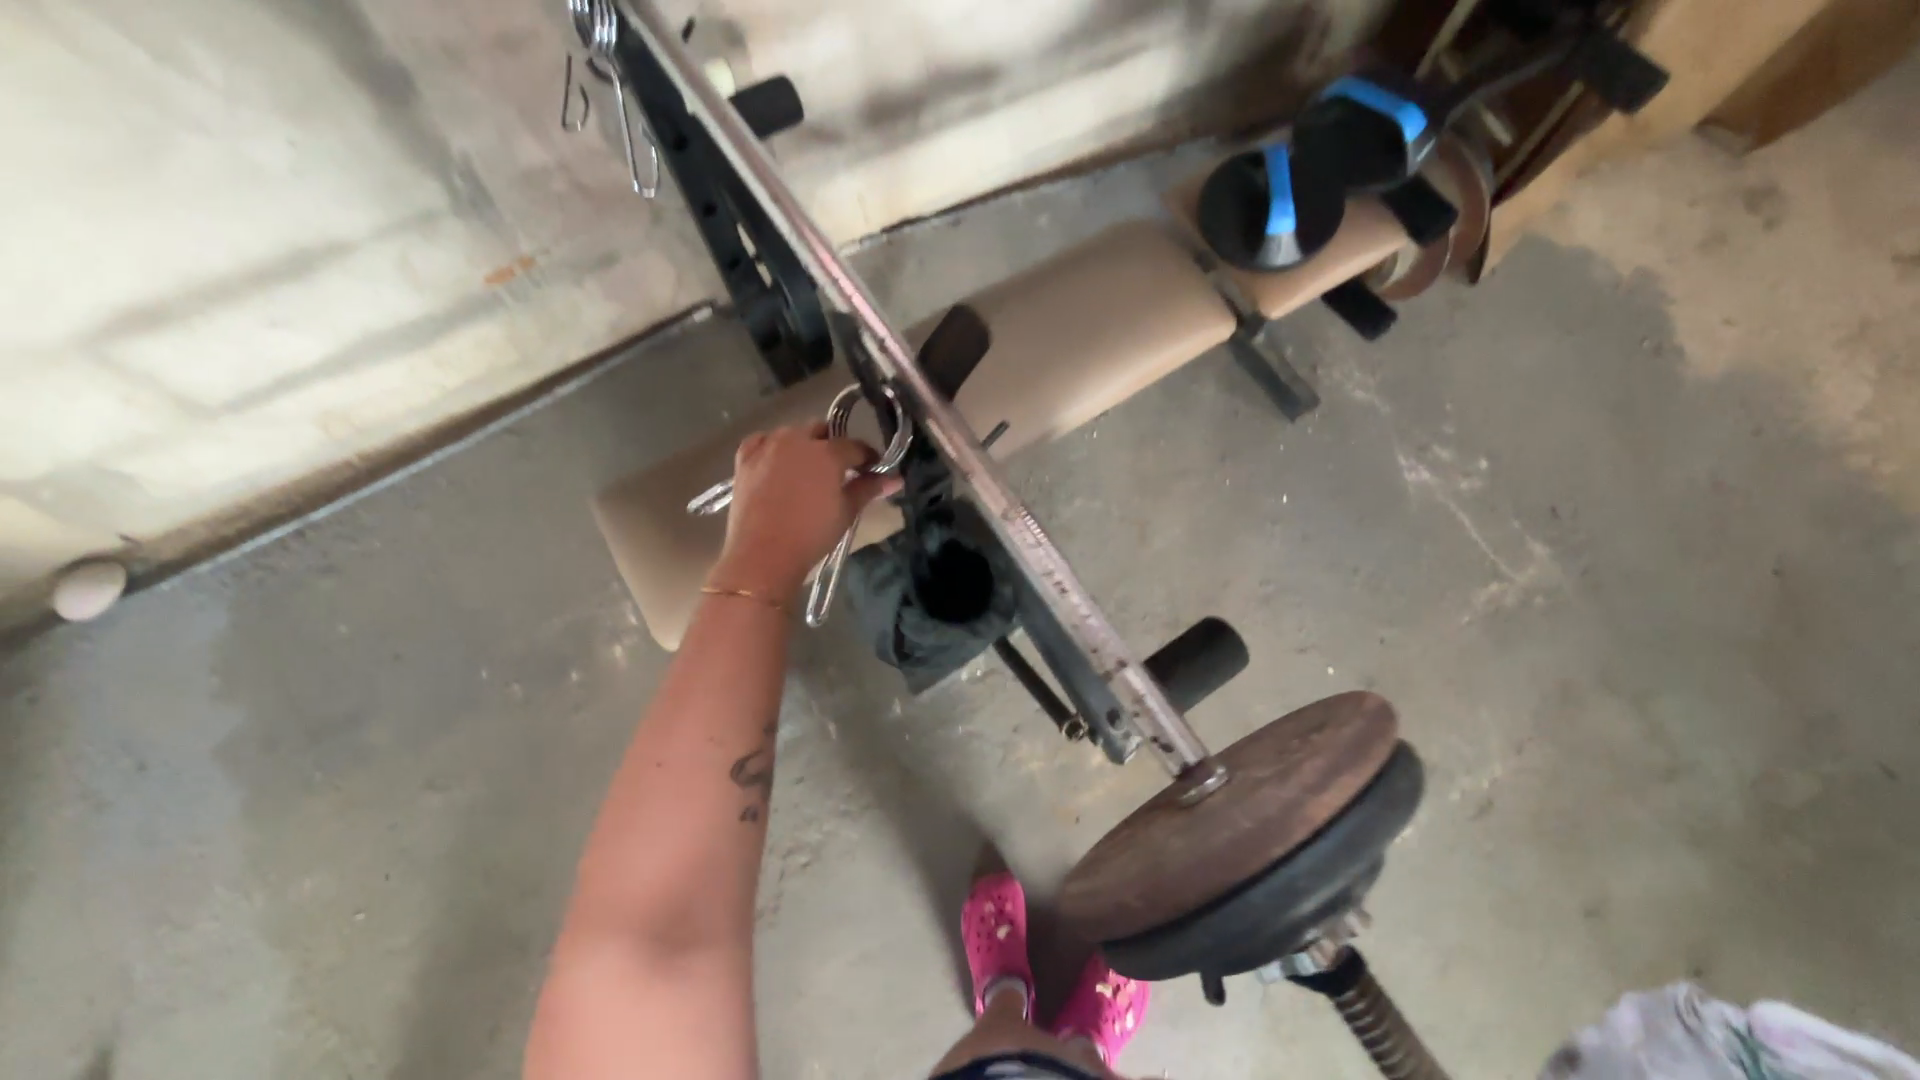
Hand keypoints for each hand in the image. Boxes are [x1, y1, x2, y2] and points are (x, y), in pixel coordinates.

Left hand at [708, 422, 900, 597]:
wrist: (763, 554)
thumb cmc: (812, 534)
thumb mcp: (846, 511)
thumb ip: (869, 488)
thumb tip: (896, 479)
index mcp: (827, 452)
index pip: (855, 446)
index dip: (867, 457)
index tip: (872, 469)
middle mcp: (796, 440)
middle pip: (821, 432)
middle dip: (833, 446)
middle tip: (839, 471)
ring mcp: (767, 447)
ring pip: (791, 434)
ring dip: (803, 445)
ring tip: (808, 470)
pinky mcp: (744, 460)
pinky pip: (761, 441)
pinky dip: (772, 447)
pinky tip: (776, 463)